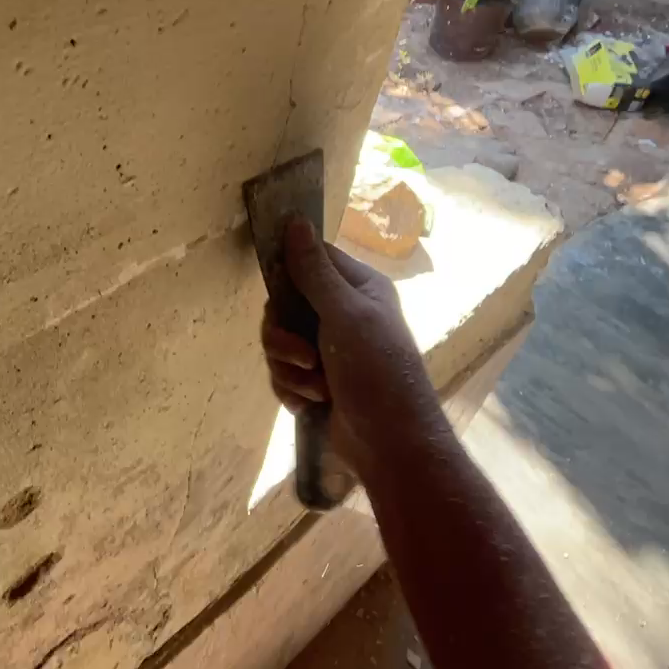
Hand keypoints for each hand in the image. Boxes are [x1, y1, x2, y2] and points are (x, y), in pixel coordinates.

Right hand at [260, 216, 443, 476]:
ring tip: (315, 388)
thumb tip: (294, 221)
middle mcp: (341, 313)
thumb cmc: (378, 372)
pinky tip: (311, 404)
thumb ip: (315, 271)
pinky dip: (291, 389)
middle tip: (303, 357)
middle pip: (283, 306)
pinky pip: (281, 372)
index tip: (277, 292)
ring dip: (289, 368)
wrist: (391, 447)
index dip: (289, 273)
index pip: (310, 260)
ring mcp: (327, 349)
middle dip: (284, 338)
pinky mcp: (314, 380)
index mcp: (358, 289)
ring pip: (277, 343)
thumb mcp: (346, 315)